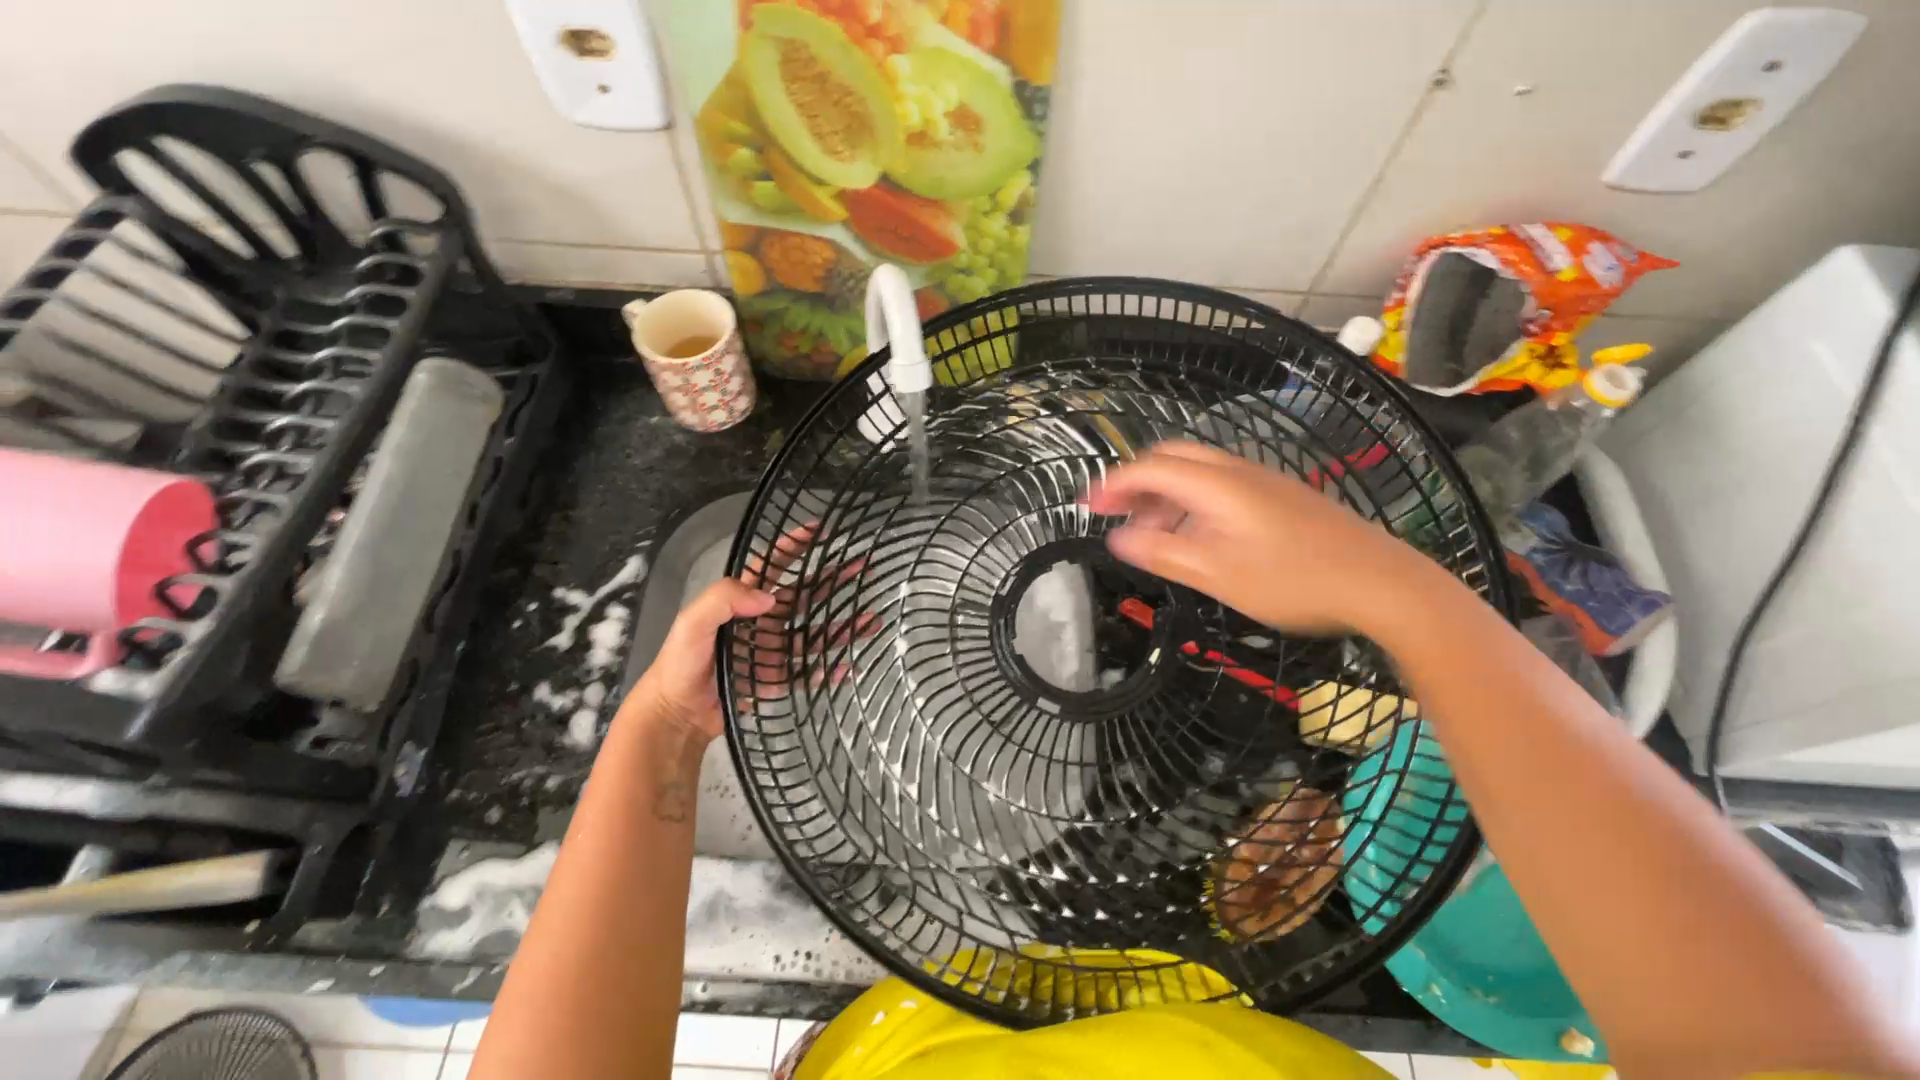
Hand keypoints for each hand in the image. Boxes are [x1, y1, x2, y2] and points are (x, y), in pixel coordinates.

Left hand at [625, 523, 875, 741]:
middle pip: (804, 595)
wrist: (676, 713)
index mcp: (742, 602)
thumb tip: (771, 598)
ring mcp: (772, 651)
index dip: (794, 545)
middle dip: (833, 580)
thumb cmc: (681, 662)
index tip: (820, 530)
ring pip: (814, 633)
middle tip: (862, 568)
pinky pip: (809, 672)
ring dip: (842, 626)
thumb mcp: (693, 622)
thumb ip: (725, 600)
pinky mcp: (776, 679)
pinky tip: (849, 665)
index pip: (773, 565)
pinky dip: (830, 669)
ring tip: (870, 620)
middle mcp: (763, 622)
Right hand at [1085, 441, 1438, 636]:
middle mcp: (1238, 472)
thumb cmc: (1294, 581)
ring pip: (1199, 472)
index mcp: (1217, 485)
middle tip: (1113, 513)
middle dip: (1136, 481)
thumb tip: (1117, 538)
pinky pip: (1222, 486)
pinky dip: (1192, 502)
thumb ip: (1164, 552)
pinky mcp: (1282, 499)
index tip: (1086, 507)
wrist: (1382, 582)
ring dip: (1165, 494)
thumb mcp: (1218, 574)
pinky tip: (1198, 536)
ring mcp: (1264, 482)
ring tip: (1149, 531)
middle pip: (1173, 459)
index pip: (1150, 469)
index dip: (1113, 484)